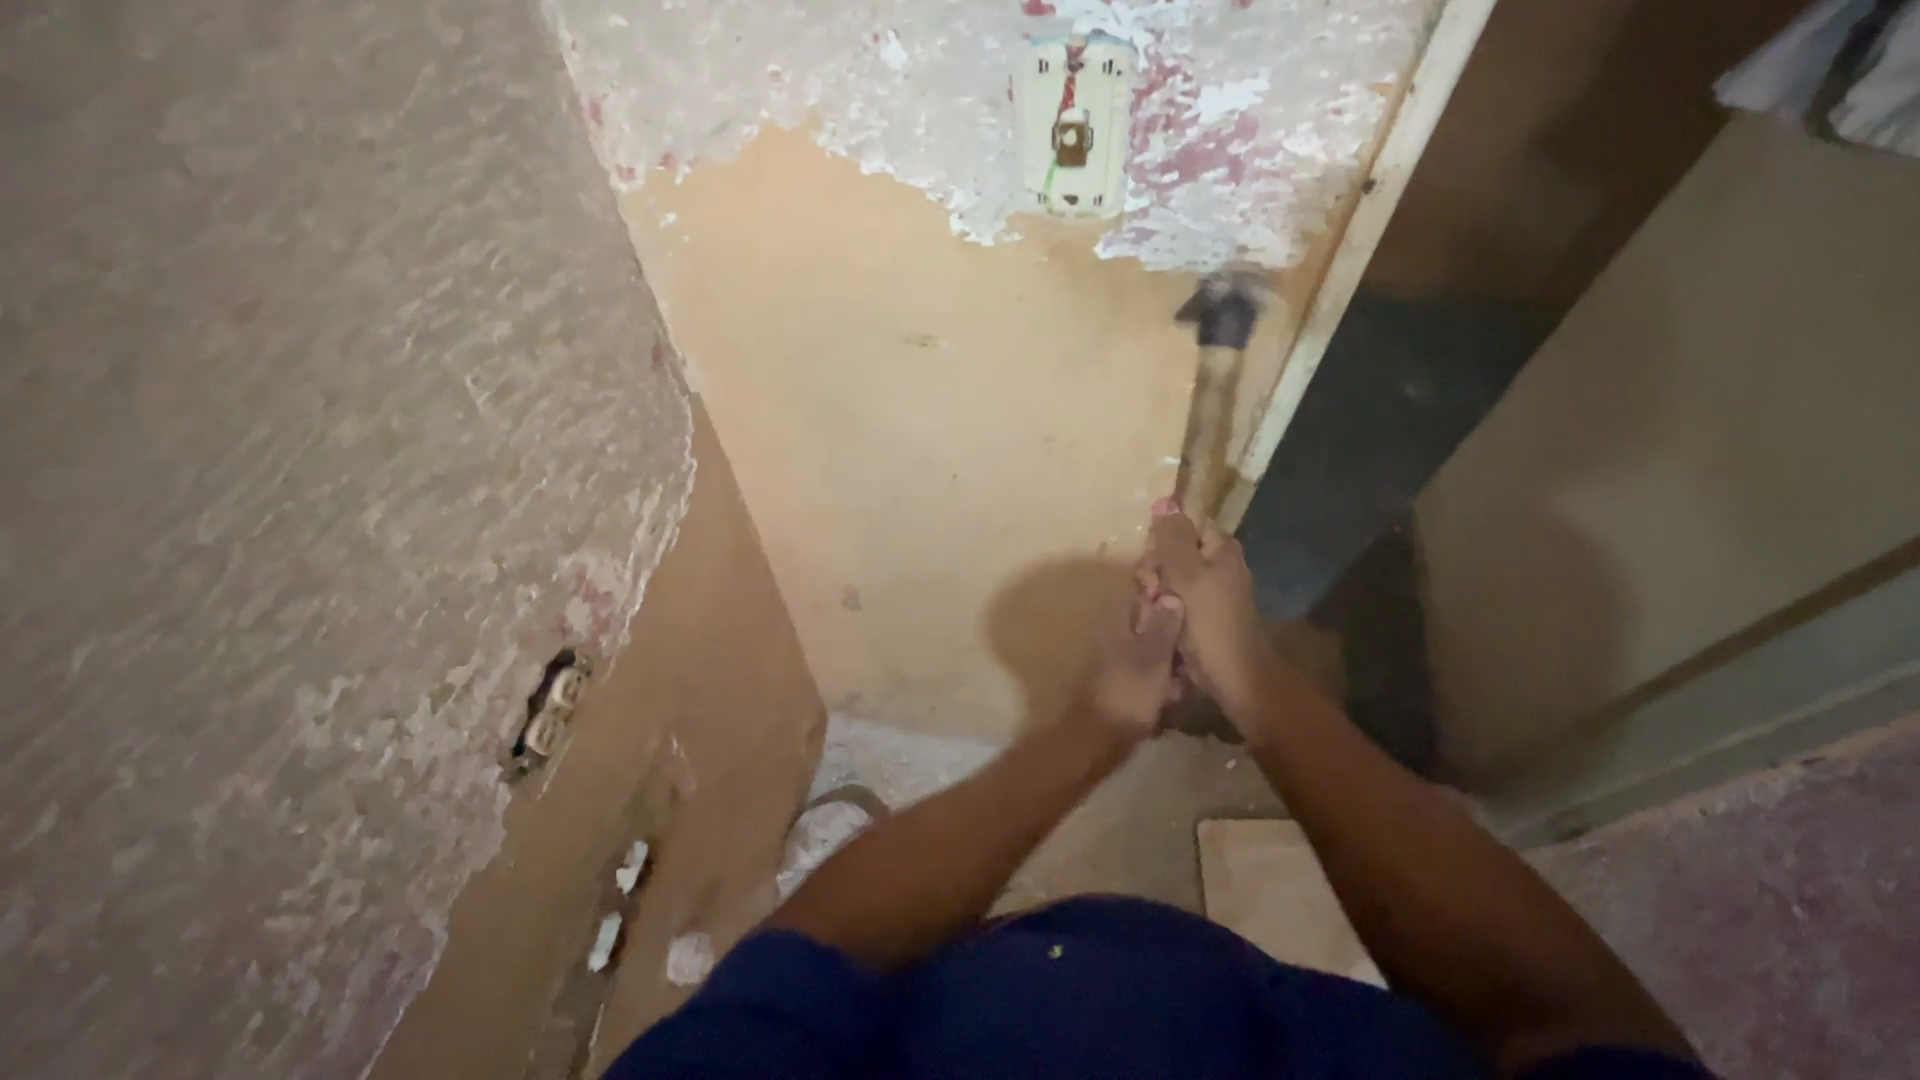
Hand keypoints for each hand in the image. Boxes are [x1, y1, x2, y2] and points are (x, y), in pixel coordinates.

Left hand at [1070, 590, 1185, 741]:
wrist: (1098, 740)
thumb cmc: (1128, 693)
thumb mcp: (1153, 657)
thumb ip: (1163, 627)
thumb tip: (1170, 595)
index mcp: (1118, 626)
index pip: (1141, 598)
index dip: (1164, 598)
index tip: (1189, 603)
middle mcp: (1115, 642)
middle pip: (1151, 630)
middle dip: (1174, 640)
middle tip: (1195, 652)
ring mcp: (1118, 668)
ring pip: (1154, 658)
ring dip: (1172, 669)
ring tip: (1187, 683)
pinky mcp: (1124, 692)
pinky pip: (1151, 683)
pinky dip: (1164, 690)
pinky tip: (1176, 701)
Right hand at [1143, 498, 1275, 720]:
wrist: (1234, 678)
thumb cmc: (1212, 624)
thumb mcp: (1188, 576)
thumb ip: (1173, 539)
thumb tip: (1164, 499)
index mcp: (1219, 549)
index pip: (1181, 527)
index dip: (1161, 543)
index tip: (1153, 565)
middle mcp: (1215, 566)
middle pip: (1169, 554)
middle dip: (1153, 573)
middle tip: (1153, 594)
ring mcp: (1207, 593)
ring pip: (1165, 581)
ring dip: (1153, 596)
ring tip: (1154, 615)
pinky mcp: (1198, 617)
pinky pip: (1170, 603)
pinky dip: (1160, 612)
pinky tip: (1156, 626)